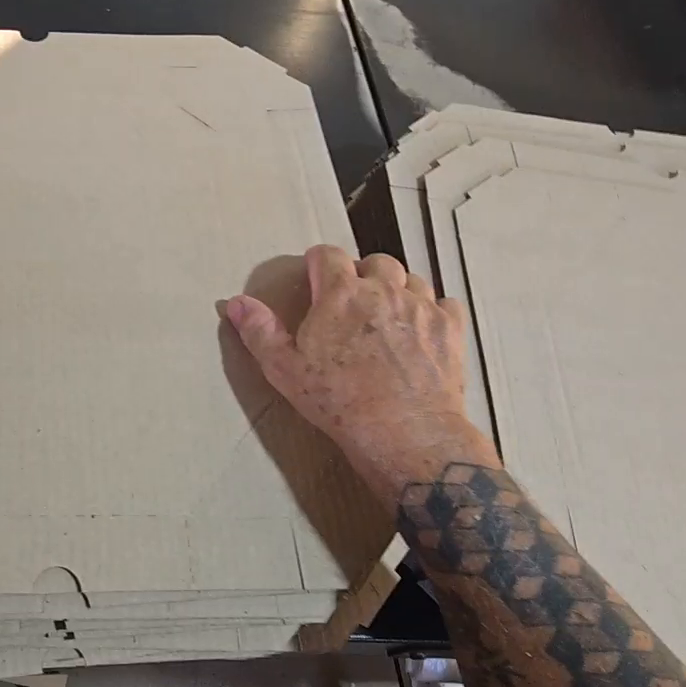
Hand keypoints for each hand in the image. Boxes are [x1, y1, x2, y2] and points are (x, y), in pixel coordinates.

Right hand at [224, 247, 494, 505]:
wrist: (403, 432)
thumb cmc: (338, 400)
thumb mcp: (284, 369)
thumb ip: (259, 330)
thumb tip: (235, 303)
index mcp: (340, 294)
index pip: (329, 255)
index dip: (319, 263)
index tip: (314, 277)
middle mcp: (384, 290)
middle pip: (376, 262)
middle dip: (363, 273)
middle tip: (352, 299)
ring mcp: (422, 308)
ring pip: (412, 279)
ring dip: (398, 289)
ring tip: (386, 313)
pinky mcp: (450, 330)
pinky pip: (446, 303)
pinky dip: (433, 309)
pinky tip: (421, 328)